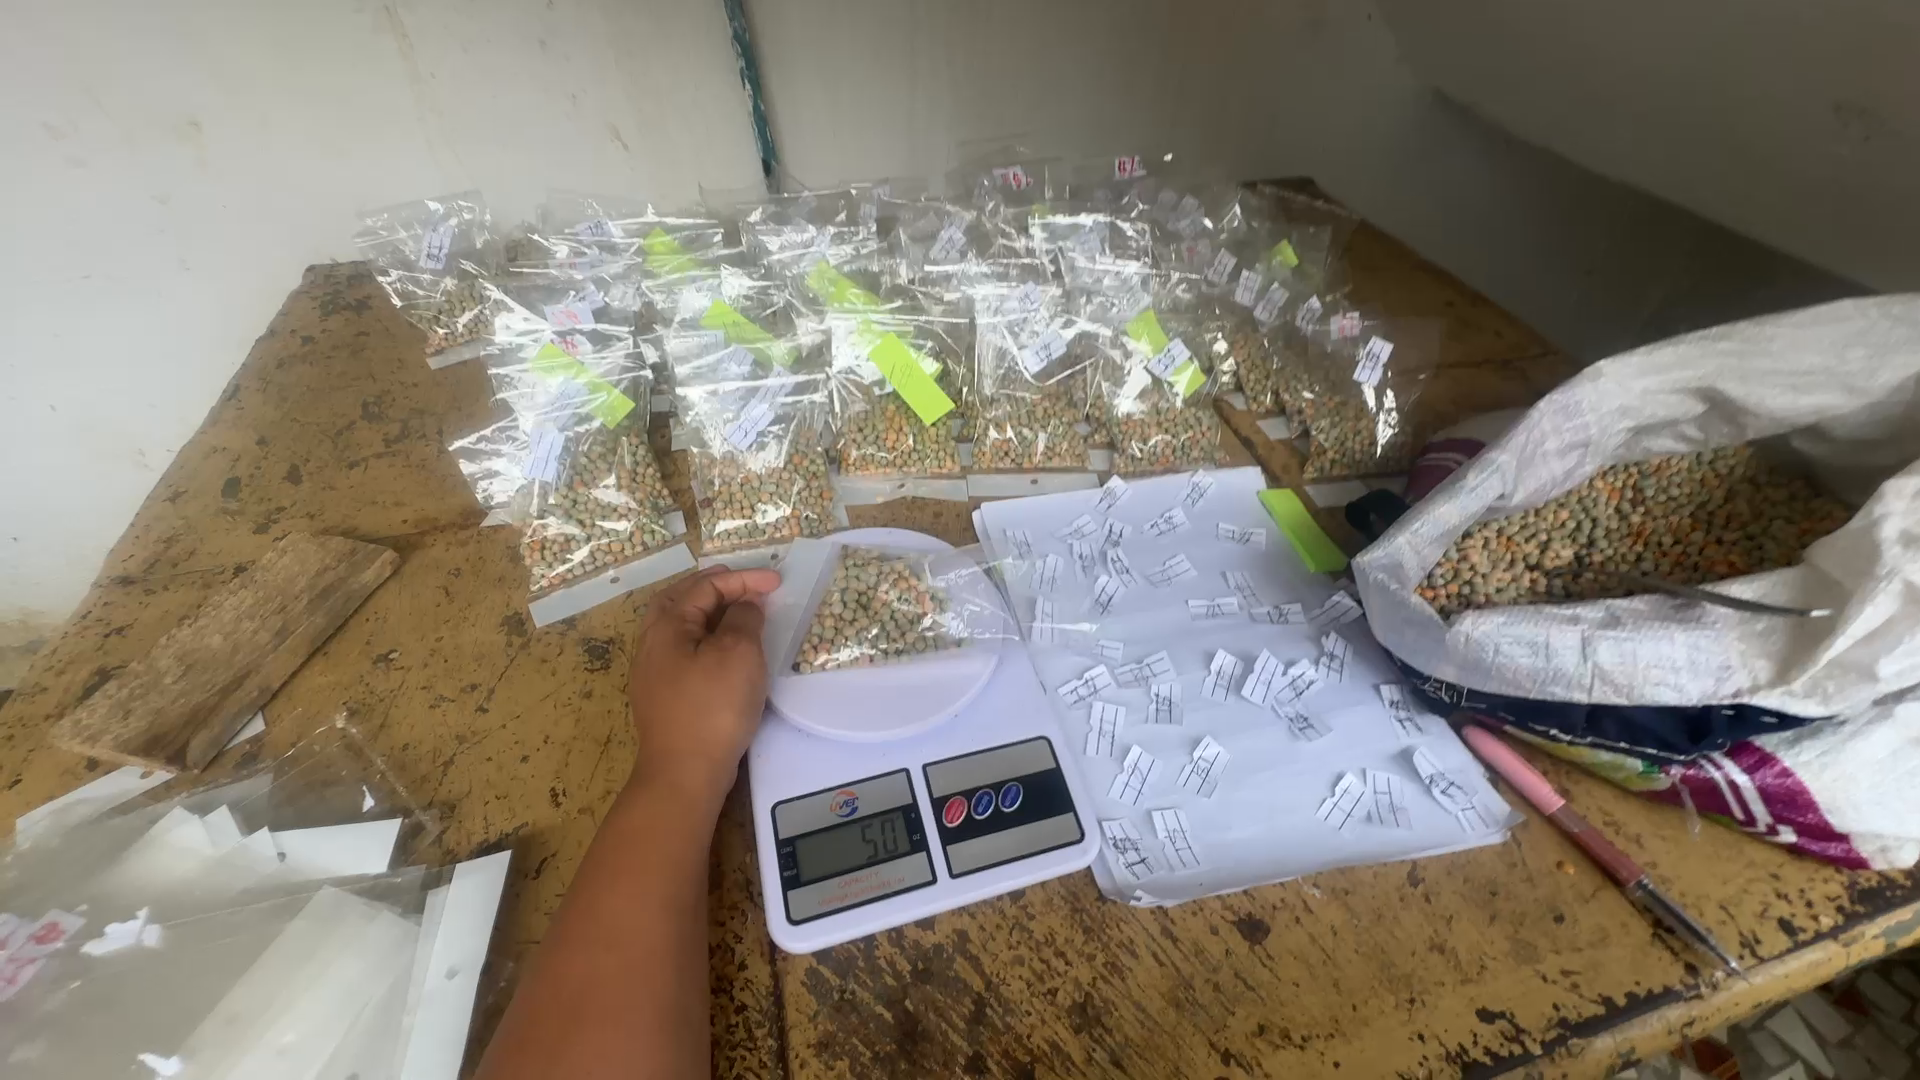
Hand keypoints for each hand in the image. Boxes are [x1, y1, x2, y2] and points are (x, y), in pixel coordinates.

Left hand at [627, 564, 781, 805]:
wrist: (684, 773)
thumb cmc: (713, 707)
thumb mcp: (739, 653)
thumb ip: (744, 619)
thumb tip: (745, 605)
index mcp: (666, 626)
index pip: (705, 587)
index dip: (743, 579)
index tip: (777, 582)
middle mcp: (652, 643)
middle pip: (681, 600)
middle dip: (715, 587)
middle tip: (746, 585)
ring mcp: (655, 672)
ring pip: (681, 626)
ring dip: (709, 612)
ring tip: (737, 610)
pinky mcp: (665, 696)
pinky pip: (685, 650)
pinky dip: (707, 636)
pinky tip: (725, 650)